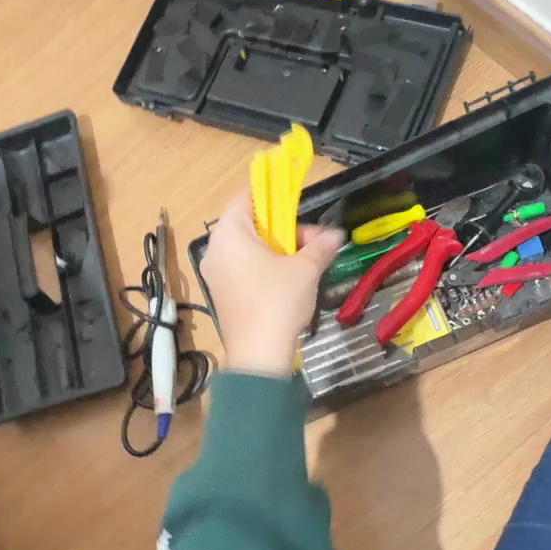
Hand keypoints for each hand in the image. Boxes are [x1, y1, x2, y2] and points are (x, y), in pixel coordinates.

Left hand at [198, 190, 342, 375]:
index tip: (296, 200)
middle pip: (250, 224)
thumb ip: (320, 246)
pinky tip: (289, 280)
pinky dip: (265, 267)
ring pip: (248, 248)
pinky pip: (244, 268)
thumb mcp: (305, 269)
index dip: (273, 194)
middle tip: (312, 240)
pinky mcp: (222, 294)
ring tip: (306, 261)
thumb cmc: (278, 302)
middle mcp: (215, 249)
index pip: (247, 196)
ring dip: (278, 249)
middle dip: (284, 228)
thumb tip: (335, 235)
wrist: (258, 355)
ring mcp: (216, 273)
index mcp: (229, 233)